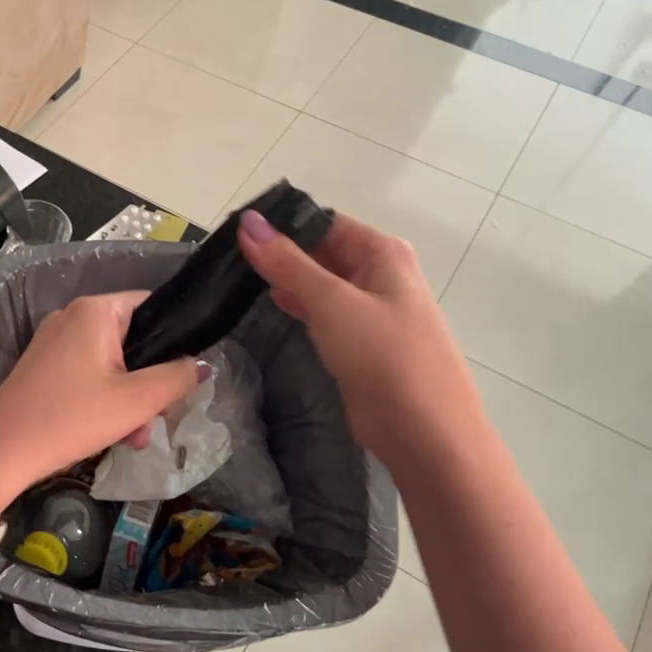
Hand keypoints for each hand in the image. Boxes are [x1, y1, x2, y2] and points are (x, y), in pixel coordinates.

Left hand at [0, 291, 202, 519]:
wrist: (2, 451)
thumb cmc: (71, 418)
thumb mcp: (136, 401)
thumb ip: (176, 378)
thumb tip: (199, 364)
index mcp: (94, 311)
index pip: (151, 306)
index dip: (174, 338)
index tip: (183, 374)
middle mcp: (71, 316)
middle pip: (132, 340)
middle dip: (148, 384)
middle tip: (152, 420)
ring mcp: (52, 341)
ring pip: (110, 363)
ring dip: (128, 400)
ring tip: (131, 437)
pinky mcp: (42, 366)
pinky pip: (87, 374)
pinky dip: (102, 400)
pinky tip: (108, 434)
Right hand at [237, 209, 481, 473]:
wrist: (423, 430)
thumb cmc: (384, 356)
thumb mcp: (332, 302)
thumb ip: (287, 263)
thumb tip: (248, 222)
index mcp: (383, 253)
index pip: (324, 222)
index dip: (282, 222)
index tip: (235, 227)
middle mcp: (379, 274)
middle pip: (322, 250)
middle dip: (280, 251)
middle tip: (228, 252)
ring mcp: (370, 310)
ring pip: (320, 282)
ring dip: (286, 278)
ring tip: (237, 274)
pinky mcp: (359, 342)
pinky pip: (323, 312)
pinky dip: (298, 304)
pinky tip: (270, 303)